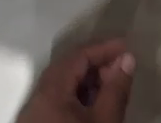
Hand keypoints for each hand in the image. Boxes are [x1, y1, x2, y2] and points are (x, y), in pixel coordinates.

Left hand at [16, 40, 135, 122]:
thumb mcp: (105, 122)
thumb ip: (116, 88)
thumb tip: (127, 59)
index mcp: (50, 91)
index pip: (78, 55)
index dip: (104, 47)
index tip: (128, 47)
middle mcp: (36, 99)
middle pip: (67, 68)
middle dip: (96, 63)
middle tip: (121, 67)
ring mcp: (32, 116)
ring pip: (61, 86)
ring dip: (87, 81)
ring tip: (111, 86)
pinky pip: (56, 102)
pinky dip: (76, 97)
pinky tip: (93, 106)